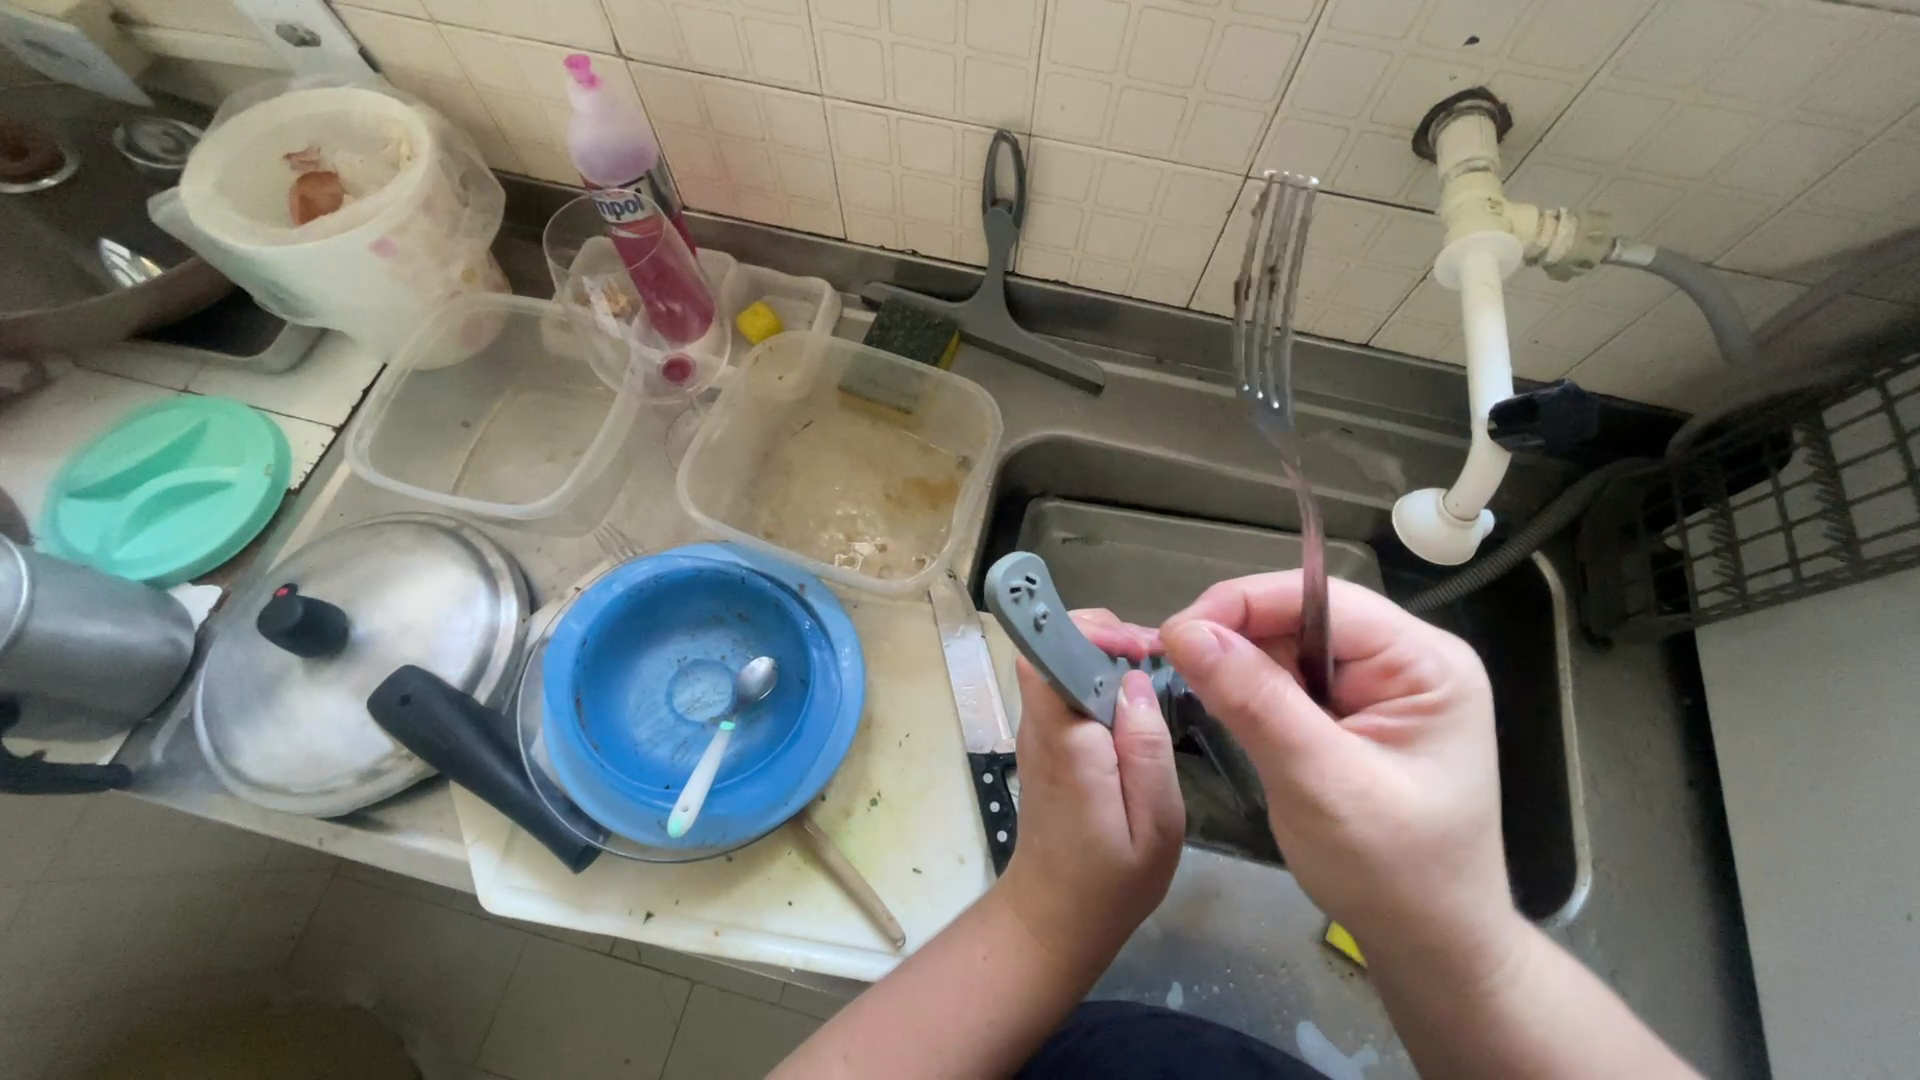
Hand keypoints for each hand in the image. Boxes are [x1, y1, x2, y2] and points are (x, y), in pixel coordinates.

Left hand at [997, 610, 1184, 969]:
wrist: (1054, 915)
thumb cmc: (1111, 881)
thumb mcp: (1156, 825)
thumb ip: (1147, 750)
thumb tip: (1135, 681)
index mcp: (1065, 743)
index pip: (1045, 657)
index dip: (1087, 633)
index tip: (1138, 646)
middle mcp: (1040, 727)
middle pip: (1053, 649)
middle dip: (1105, 635)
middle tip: (1155, 655)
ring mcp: (1037, 732)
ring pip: (1060, 664)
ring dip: (1103, 653)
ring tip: (1152, 670)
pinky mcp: (1045, 742)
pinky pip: (1066, 689)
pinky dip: (1098, 678)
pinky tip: (1133, 700)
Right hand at [1160, 573, 1516, 976]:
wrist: (1427, 943)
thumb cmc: (1392, 872)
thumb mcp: (1319, 783)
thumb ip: (1255, 701)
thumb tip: (1184, 631)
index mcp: (1424, 663)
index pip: (1320, 599)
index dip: (1243, 605)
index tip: (1174, 635)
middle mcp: (1404, 659)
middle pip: (1300, 614)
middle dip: (1235, 635)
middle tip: (1173, 665)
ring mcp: (1378, 684)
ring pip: (1285, 643)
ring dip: (1237, 662)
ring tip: (1196, 689)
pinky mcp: (1351, 709)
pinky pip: (1287, 676)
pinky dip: (1247, 687)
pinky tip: (1225, 706)